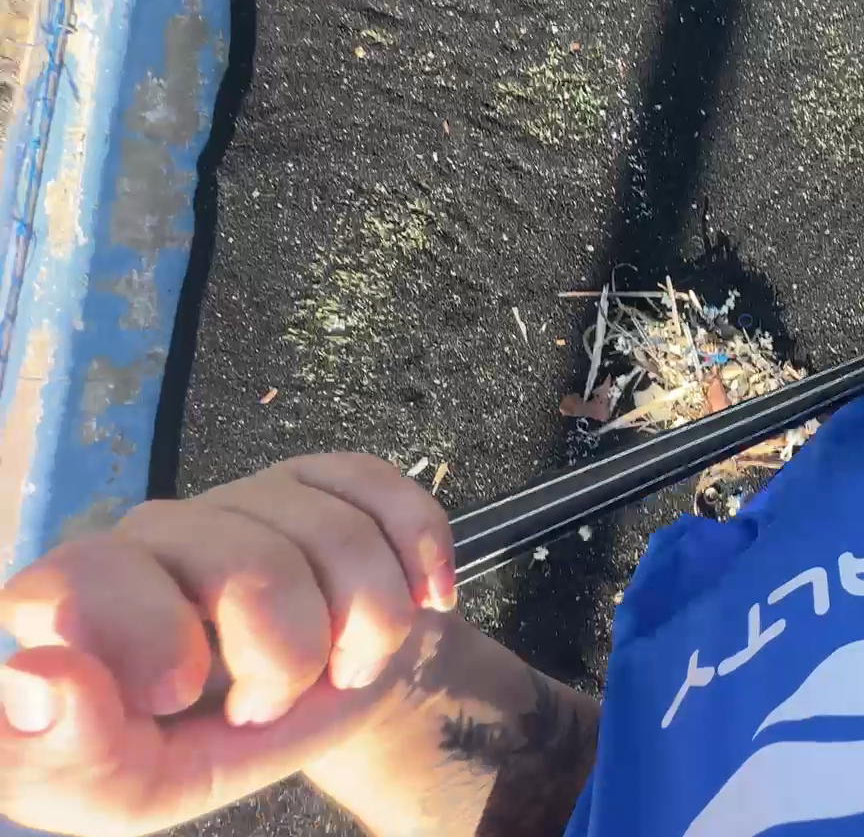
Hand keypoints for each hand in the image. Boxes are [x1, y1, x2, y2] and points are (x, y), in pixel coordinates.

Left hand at [0, 453, 456, 836]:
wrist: (340, 684)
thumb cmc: (228, 736)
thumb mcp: (141, 786)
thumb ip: (67, 762)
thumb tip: (39, 674)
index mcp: (79, 598)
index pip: (84, 576)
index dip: (144, 634)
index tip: (180, 696)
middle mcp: (166, 527)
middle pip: (252, 566)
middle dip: (296, 651)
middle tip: (289, 696)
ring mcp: (264, 491)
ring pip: (344, 538)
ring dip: (376, 622)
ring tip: (358, 659)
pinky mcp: (347, 475)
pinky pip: (402, 504)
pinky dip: (425, 562)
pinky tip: (427, 597)